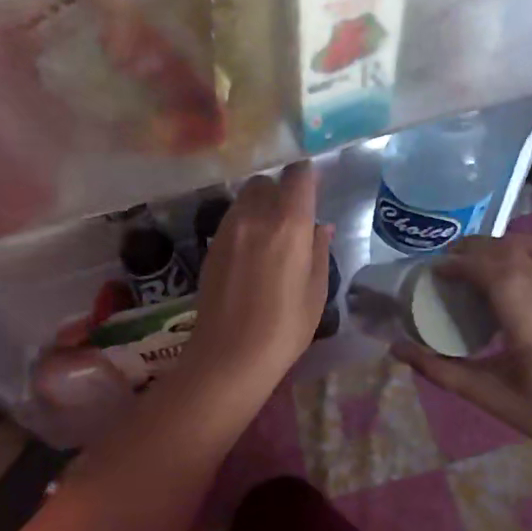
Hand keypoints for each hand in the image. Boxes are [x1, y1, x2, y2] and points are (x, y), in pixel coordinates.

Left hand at [180, 162, 332, 398]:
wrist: (229, 355)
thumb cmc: (284, 328)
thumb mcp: (315, 291)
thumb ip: (318, 250)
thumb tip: (320, 227)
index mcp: (288, 224)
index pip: (297, 176)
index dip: (306, 176)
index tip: (312, 189)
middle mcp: (254, 217)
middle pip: (265, 182)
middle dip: (279, 191)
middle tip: (290, 217)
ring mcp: (227, 230)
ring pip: (243, 199)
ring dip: (258, 206)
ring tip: (269, 236)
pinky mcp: (211, 247)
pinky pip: (230, 220)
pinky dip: (243, 224)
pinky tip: (250, 253)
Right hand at [393, 233, 531, 466]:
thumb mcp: (484, 396)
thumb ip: (438, 370)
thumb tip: (397, 348)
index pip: (502, 278)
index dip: (466, 265)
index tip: (436, 270)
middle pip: (516, 257)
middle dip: (476, 249)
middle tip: (444, 261)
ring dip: (501, 243)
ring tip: (472, 255)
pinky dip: (523, 248)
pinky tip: (502, 261)